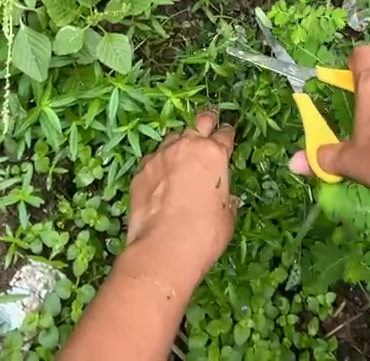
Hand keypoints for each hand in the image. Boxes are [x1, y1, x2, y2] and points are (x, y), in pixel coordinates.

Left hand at [120, 109, 237, 291]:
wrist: (164, 248)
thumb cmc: (205, 234)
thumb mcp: (227, 216)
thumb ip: (227, 199)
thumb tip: (227, 198)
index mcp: (214, 153)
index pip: (225, 134)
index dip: (227, 135)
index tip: (227, 137)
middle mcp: (188, 146)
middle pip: (199, 121)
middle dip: (206, 121)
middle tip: (209, 126)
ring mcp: (162, 155)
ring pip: (173, 137)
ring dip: (180, 143)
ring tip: (181, 156)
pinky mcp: (142, 169)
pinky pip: (154, 158)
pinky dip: (159, 164)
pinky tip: (160, 178)